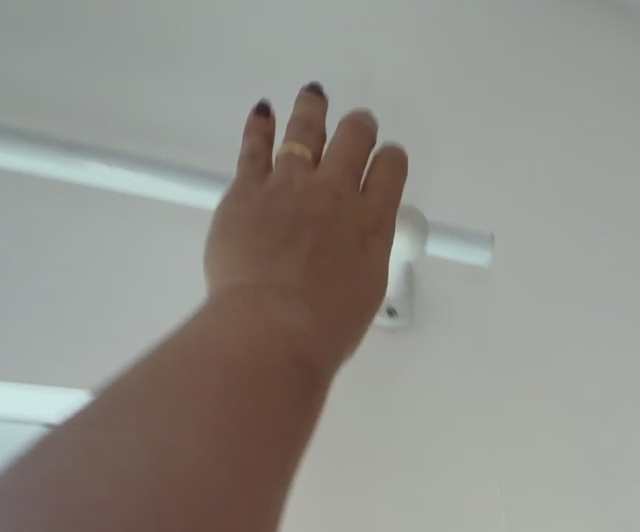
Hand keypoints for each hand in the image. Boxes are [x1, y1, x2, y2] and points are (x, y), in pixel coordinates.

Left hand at [204, 84, 409, 381]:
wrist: (275, 325)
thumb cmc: (328, 326)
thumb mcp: (368, 292)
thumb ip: (366, 256)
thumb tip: (356, 245)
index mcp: (373, 224)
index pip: (390, 172)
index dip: (391, 159)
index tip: (389, 157)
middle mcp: (336, 195)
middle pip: (353, 140)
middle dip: (359, 128)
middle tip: (360, 125)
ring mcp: (290, 186)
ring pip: (305, 131)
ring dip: (313, 110)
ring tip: (315, 96)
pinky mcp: (248, 190)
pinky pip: (255, 147)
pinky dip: (260, 125)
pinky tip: (264, 112)